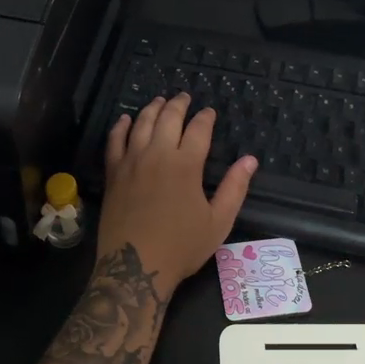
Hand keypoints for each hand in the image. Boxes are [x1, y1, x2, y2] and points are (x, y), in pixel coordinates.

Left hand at [98, 93, 257, 290]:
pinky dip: (121, 126)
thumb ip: (235, 188)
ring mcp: (132, 161)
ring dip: (152, 108)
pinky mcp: (114, 172)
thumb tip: (250, 159)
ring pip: (142, 123)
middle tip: (184, 97)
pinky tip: (126, 119)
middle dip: (179, 104)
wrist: (135, 267)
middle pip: (168, 118)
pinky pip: (115, 140)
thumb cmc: (181, 246)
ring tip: (160, 101)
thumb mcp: (218, 222)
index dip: (205, 117)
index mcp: (186, 164)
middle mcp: (158, 154)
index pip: (198, 129)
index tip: (209, 112)